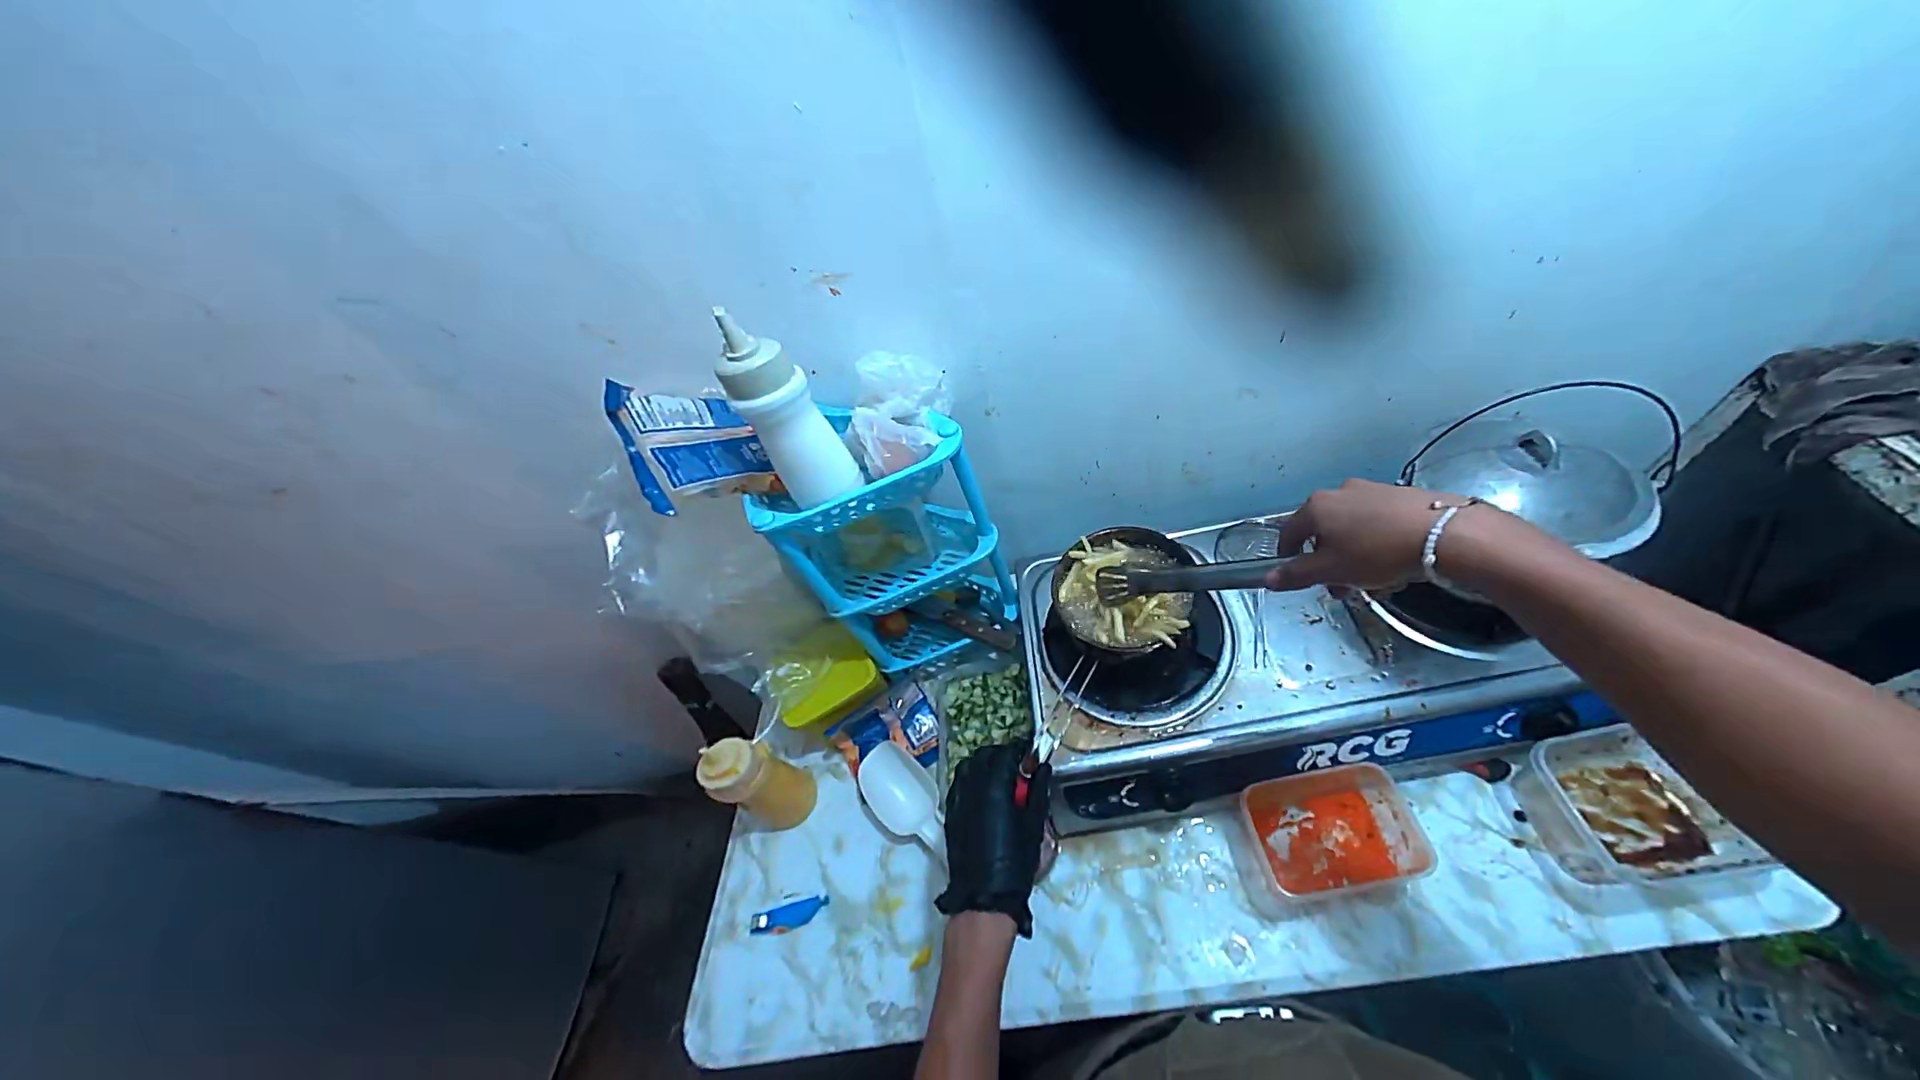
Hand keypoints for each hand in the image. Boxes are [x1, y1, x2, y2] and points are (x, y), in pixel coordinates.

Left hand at [934, 742, 1048, 936]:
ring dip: (984, 764)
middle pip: (984, 755)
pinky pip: (960, 783)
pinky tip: (985, 793)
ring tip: (1001, 778)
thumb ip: (1037, 791)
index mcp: (994, 786)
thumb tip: (1042, 768)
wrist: (985, 895)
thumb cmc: (1015, 860)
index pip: (1006, 753)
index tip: (1029, 751)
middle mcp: (971, 786)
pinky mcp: (950, 812)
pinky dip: (972, 779)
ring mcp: (957, 798)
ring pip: (968, 766)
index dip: (1019, 748)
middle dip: (1001, 754)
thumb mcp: (1033, 824)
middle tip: (1018, 765)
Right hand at [1265, 478, 1473, 591]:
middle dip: (1327, 561)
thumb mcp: (1331, 571)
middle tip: (1342, 586)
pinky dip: (1377, 542)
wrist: (1446, 534)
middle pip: (1322, 532)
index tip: (1298, 576)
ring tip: (1373, 578)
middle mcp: (1340, 492)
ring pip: (1351, 528)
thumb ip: (1296, 575)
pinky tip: (1394, 561)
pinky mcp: (1401, 495)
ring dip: (1353, 554)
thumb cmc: (1378, 552)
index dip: (1288, 558)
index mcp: (1315, 507)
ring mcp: (1372, 490)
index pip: (1288, 534)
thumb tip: (1269, 579)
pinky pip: (1377, 522)